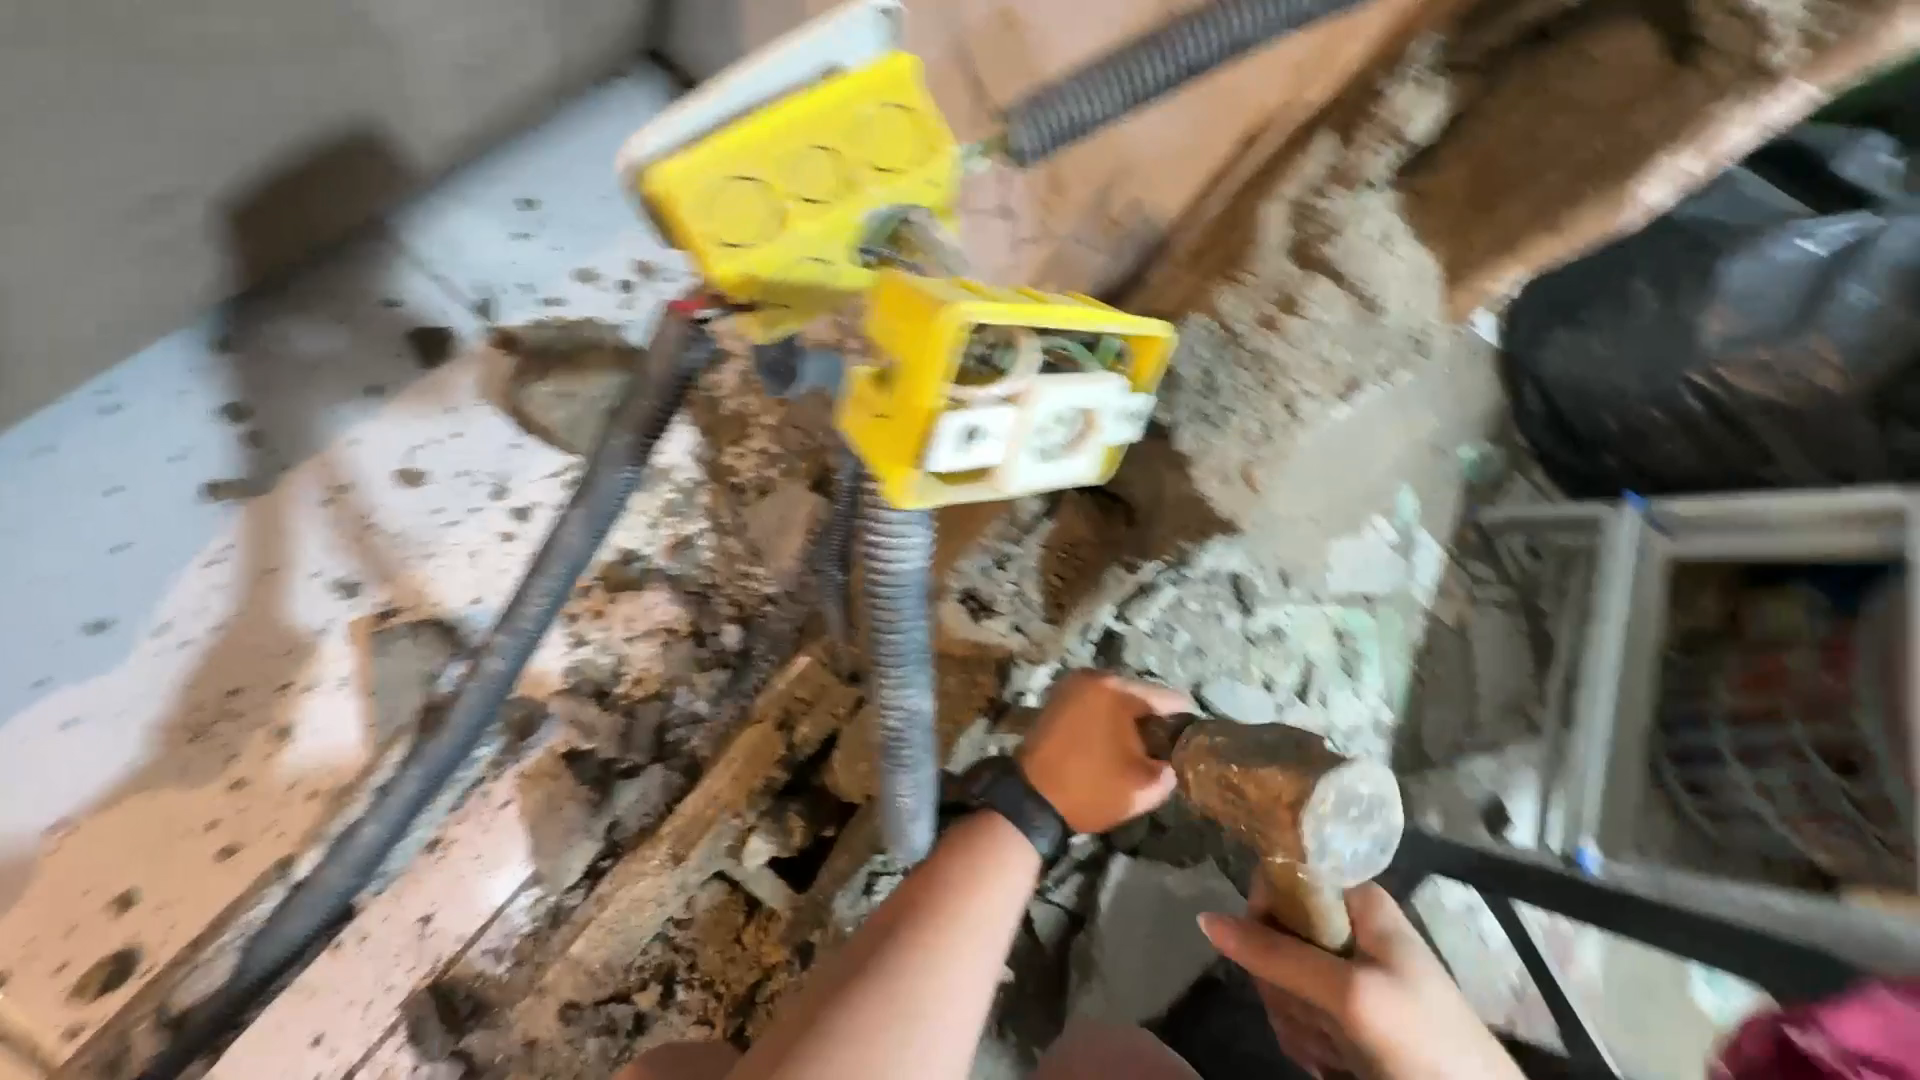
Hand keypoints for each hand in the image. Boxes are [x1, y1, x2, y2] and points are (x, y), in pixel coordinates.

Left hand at [1017, 670, 1186, 833]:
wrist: (1031, 800)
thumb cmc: (1091, 789)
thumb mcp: (1144, 786)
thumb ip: (1169, 769)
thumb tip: (1173, 760)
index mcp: (1117, 691)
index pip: (1168, 698)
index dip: (1186, 719)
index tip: (1197, 736)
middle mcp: (1093, 678)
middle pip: (1139, 694)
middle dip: (1155, 717)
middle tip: (1171, 743)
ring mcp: (1070, 687)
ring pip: (1115, 699)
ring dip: (1129, 718)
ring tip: (1145, 745)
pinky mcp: (1056, 701)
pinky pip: (1094, 705)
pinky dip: (1107, 719)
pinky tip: (1116, 742)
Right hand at [1199, 882, 1523, 1079]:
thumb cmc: (1424, 1043)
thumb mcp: (1348, 995)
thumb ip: (1276, 954)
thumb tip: (1203, 917)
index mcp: (1356, 900)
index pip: (1279, 880)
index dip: (1265, 917)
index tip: (1273, 955)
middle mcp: (1346, 927)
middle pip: (1270, 934)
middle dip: (1282, 985)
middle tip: (1317, 1016)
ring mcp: (1342, 973)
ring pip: (1276, 979)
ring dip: (1293, 1020)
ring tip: (1333, 1048)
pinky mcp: (1340, 1013)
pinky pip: (1291, 1012)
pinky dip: (1303, 1040)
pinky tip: (1329, 1061)